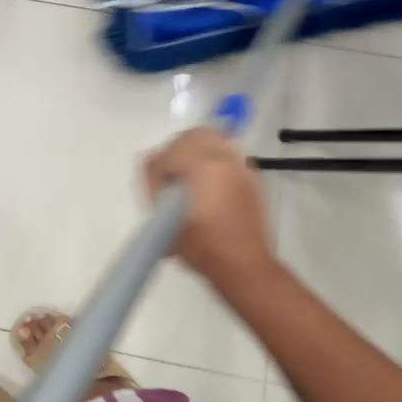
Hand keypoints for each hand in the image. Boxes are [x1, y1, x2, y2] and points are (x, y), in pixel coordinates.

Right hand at [143, 128, 277, 287]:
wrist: (245, 266)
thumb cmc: (202, 247)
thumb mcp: (167, 221)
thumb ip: (154, 186)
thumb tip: (151, 163)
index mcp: (202, 167)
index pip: (169, 152)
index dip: (157, 169)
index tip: (156, 189)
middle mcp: (223, 159)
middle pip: (193, 135)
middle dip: (176, 150)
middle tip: (169, 175)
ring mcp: (241, 166)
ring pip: (213, 139)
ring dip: (196, 150)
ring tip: (188, 175)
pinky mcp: (251, 177)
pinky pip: (228, 153)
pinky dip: (214, 158)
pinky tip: (207, 182)